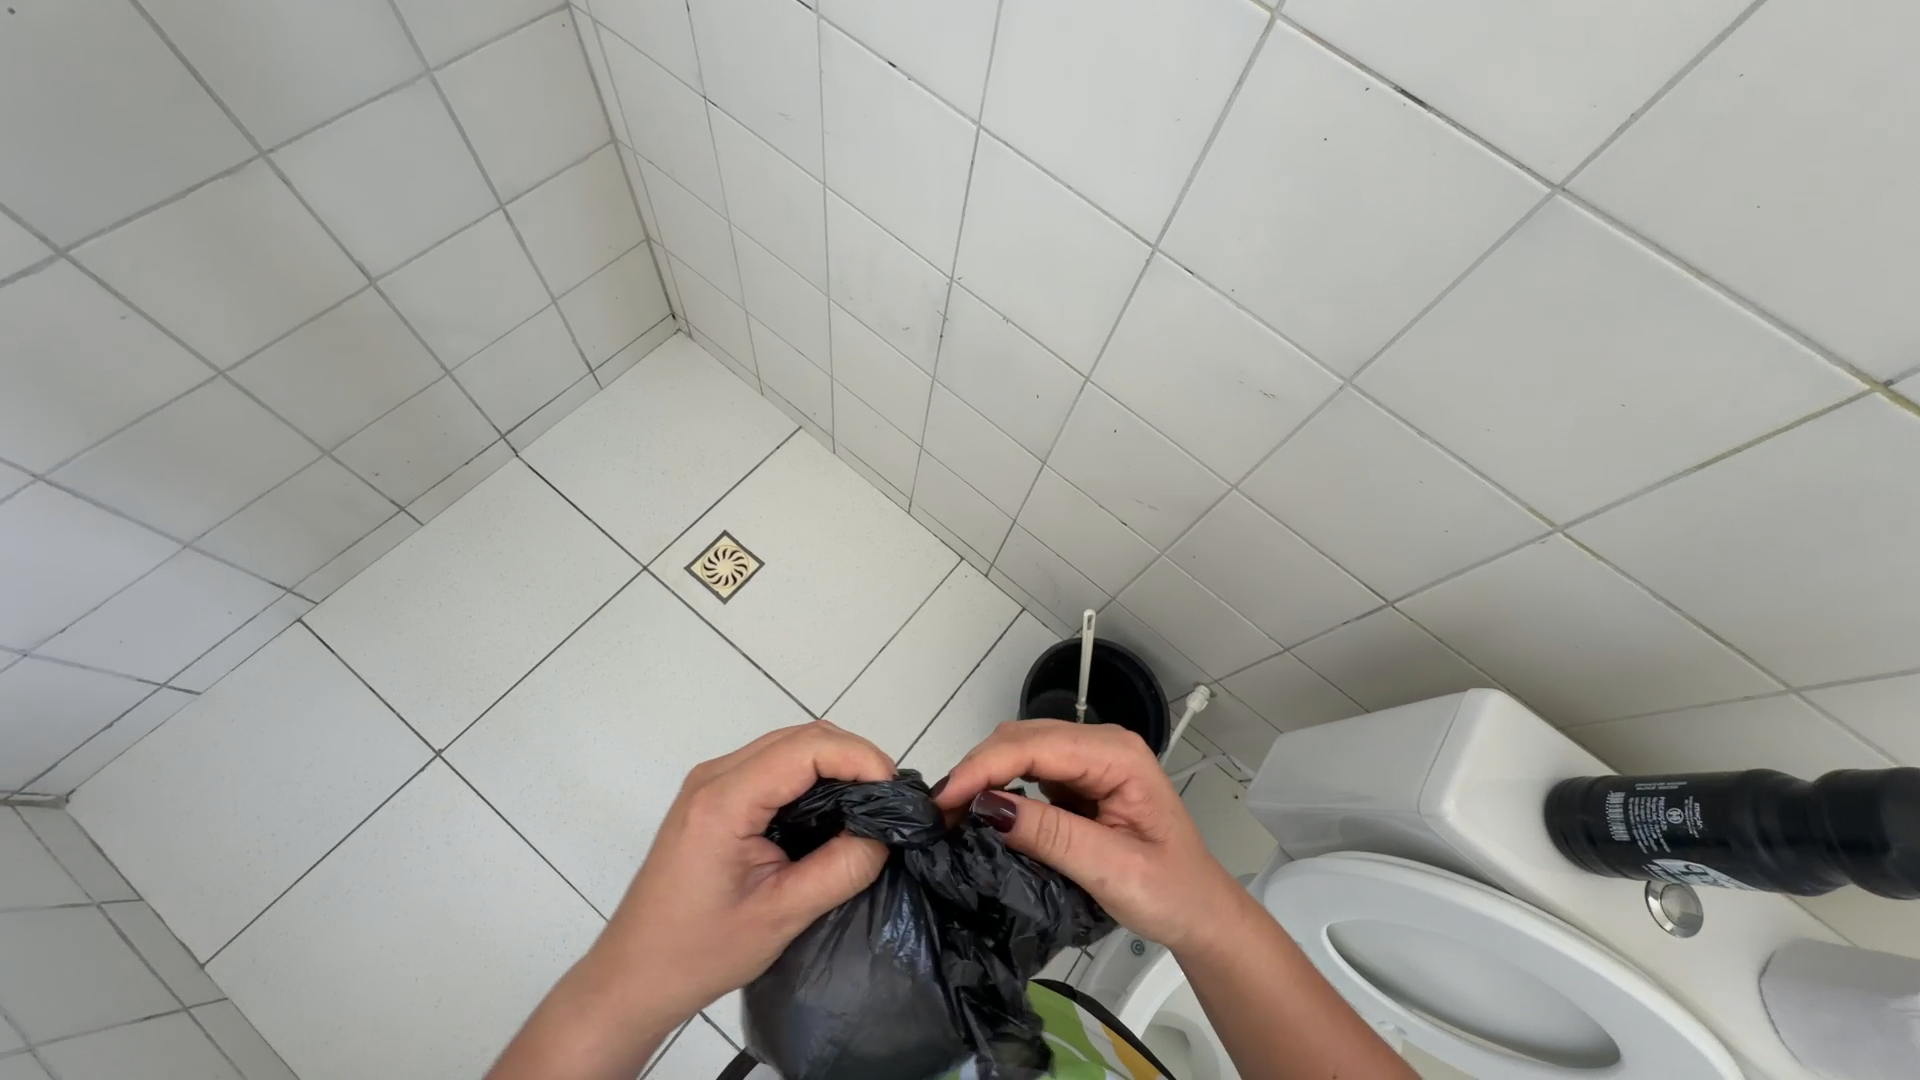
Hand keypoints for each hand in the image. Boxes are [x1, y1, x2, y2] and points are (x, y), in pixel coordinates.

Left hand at [596, 721, 895, 1022]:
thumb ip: (841, 868)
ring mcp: (714, 781)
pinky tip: (833, 810)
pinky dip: (813, 776)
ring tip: (869, 804)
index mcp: (724, 799)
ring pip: (791, 745)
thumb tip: (886, 833)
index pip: (808, 748)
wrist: (633, 975)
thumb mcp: (782, 915)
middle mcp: (716, 775)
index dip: (861, 758)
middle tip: (890, 801)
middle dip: (855, 758)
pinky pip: (776, 765)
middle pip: (802, 737)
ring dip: (836, 764)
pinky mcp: (716, 794)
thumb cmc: (700, 951)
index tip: (896, 793)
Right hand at [934, 720, 1245, 954]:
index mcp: (1117, 755)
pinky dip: (1000, 787)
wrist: (1200, 912)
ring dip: (985, 777)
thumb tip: (986, 807)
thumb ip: (1050, 834)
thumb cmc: (1171, 893)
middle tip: (940, 814)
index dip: (984, 768)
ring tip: (954, 814)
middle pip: (1022, 738)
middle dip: (977, 770)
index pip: (1035, 745)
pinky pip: (1029, 771)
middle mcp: (1101, 745)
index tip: (944, 802)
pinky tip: (985, 812)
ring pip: (1020, 750)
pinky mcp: (1078, 780)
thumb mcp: (1112, 869)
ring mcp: (1089, 760)